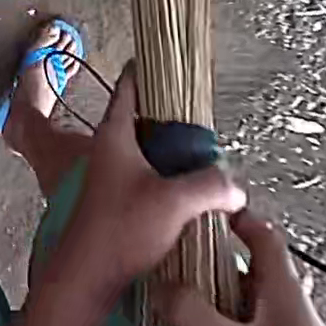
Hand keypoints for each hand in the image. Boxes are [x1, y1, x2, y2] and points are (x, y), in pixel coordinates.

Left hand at [45, 60, 245, 300]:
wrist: (90, 270)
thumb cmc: (123, 228)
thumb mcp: (175, 202)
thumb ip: (210, 186)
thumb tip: (235, 183)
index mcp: (114, 134)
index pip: (129, 89)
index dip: (145, 70)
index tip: (162, 56)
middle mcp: (109, 146)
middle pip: (142, 116)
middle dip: (171, 114)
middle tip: (203, 116)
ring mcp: (112, 170)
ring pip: (146, 146)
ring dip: (172, 148)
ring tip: (206, 156)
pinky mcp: (119, 195)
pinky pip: (148, 170)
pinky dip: (168, 171)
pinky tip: (193, 189)